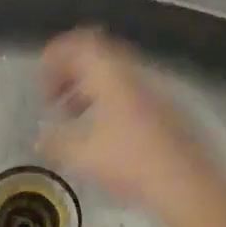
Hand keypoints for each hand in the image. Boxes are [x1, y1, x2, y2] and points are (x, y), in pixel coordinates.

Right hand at [37, 28, 213, 212]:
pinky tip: (104, 136)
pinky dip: (109, 105)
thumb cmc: (129, 161)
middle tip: (54, 101)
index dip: (55, 57)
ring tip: (75, 119)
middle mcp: (134, 75)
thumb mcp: (81, 154)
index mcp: (111, 75)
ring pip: (115, 78)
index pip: (80, 44)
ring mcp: (155, 92)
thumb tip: (40, 139)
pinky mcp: (167, 113)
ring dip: (90, 91)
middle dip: (71, 75)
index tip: (42, 83)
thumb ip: (55, 142)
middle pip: (98, 57)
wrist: (185, 182)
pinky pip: (130, 96)